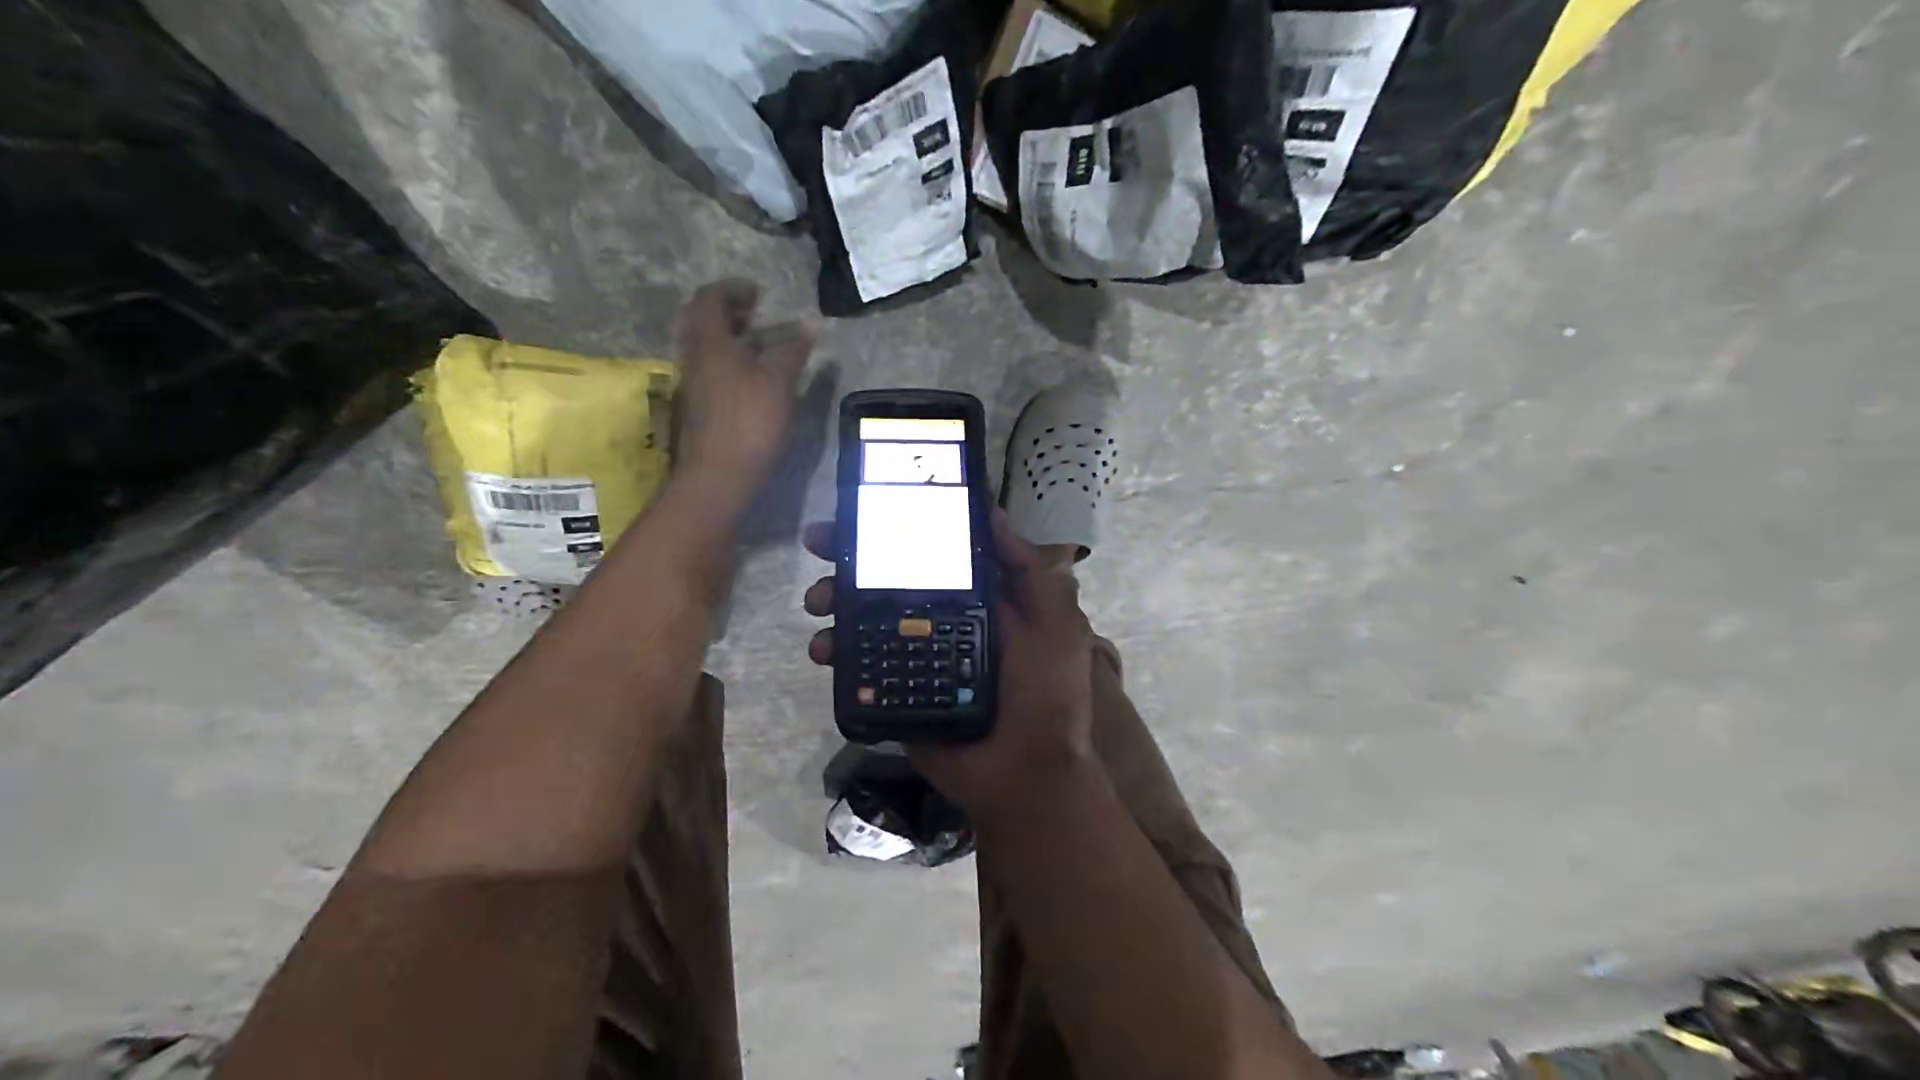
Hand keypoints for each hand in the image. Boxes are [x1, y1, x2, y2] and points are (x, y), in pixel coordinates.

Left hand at [674, 280, 812, 507]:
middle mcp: (695, 358)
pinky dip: (732, 362)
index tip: (758, 291)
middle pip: (703, 322)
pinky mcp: (701, 409)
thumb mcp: (779, 381)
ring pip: (707, 349)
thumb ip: (793, 350)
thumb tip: (809, 327)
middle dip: (729, 312)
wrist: (718, 477)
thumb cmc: (749, 422)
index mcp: (709, 343)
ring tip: (763, 345)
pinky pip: (713, 371)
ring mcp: (694, 385)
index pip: (710, 299)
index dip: (732, 289)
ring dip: (731, 339)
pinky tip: (757, 379)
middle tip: (757, 313)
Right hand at [802, 511, 1099, 818]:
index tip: (865, 509)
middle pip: (889, 580)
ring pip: (864, 619)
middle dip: (852, 559)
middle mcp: (942, 623)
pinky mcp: (895, 693)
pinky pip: (859, 667)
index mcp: (976, 602)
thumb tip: (992, 513)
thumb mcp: (1054, 623)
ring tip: (817, 601)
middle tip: (819, 544)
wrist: (1025, 774)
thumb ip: (1027, 571)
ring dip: (834, 601)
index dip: (900, 529)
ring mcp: (915, 659)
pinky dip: (835, 652)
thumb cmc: (1045, 693)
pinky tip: (823, 649)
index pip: (933, 554)